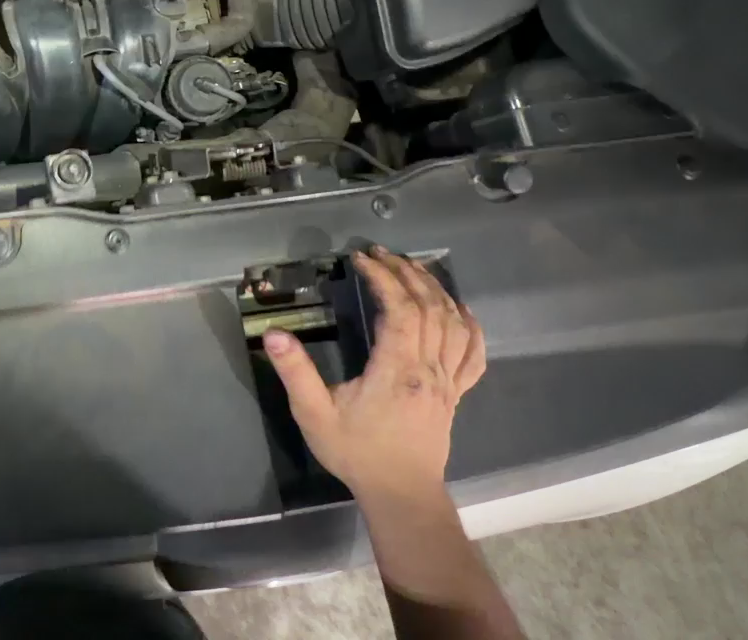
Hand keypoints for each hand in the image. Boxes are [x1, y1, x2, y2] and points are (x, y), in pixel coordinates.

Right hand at [263, 247, 485, 504]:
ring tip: (413, 268)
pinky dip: (470, 326)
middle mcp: (429, 369)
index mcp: (398, 369)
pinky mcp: (454, 395)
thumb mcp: (314, 413)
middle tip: (381, 254)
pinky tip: (460, 310)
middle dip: (407, 274)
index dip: (383, 278)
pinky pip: (473, 354)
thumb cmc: (355, 451)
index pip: (400, 310)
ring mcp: (448, 382)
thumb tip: (274, 333)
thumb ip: (295, 372)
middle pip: (431, 308)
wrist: (401, 493)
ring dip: (436, 290)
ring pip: (454, 325)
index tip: (361, 259)